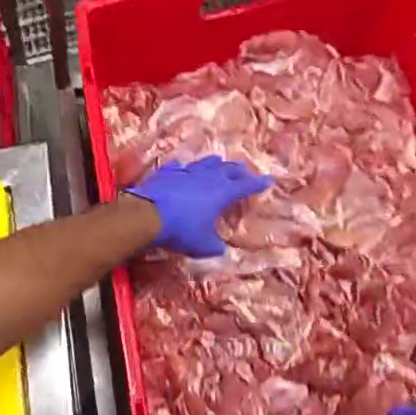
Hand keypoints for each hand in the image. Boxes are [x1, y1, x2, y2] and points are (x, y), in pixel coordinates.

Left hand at [128, 156, 272, 257]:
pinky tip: (182, 167)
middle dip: (238, 171)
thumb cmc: (180, 230)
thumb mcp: (201, 245)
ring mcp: (186, 172)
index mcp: (222, 192)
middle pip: (228, 169)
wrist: (146, 214)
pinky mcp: (166, 173)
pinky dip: (183, 168)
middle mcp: (207, 177)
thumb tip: (222, 251)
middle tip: (244, 171)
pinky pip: (178, 167)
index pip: (246, 186)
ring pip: (205, 163)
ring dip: (214, 164)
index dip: (258, 184)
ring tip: (219, 162)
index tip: (269, 180)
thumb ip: (214, 247)